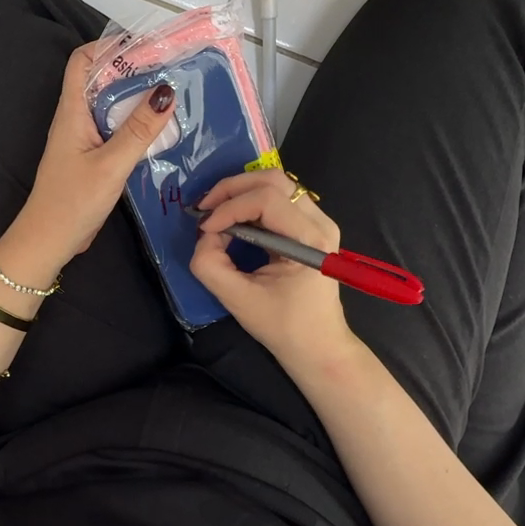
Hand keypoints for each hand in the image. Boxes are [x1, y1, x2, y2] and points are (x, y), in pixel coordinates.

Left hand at [0, 44, 177, 283]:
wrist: (49, 241)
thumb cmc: (72, 202)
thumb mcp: (111, 165)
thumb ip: (138, 130)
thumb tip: (165, 92)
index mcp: (72, 112)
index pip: (83, 61)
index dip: (109, 46)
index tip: (144, 46)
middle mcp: (75, 119)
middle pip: (102, 81)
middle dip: (132, 71)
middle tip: (169, 69)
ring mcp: (83, 139)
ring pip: (111, 107)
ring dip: (136, 100)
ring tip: (170, 96)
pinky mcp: (91, 158)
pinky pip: (115, 131)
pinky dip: (135, 126)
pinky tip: (158, 132)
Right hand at [189, 169, 359, 366]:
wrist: (317, 346)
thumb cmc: (283, 327)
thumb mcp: (238, 300)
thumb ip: (211, 265)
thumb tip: (204, 237)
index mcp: (309, 240)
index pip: (266, 199)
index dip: (229, 207)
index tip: (204, 229)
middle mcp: (320, 222)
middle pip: (273, 180)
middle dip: (232, 188)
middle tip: (204, 208)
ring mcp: (319, 222)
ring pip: (277, 185)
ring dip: (241, 193)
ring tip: (215, 213)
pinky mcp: (311, 228)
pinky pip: (279, 200)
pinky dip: (251, 203)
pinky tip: (233, 221)